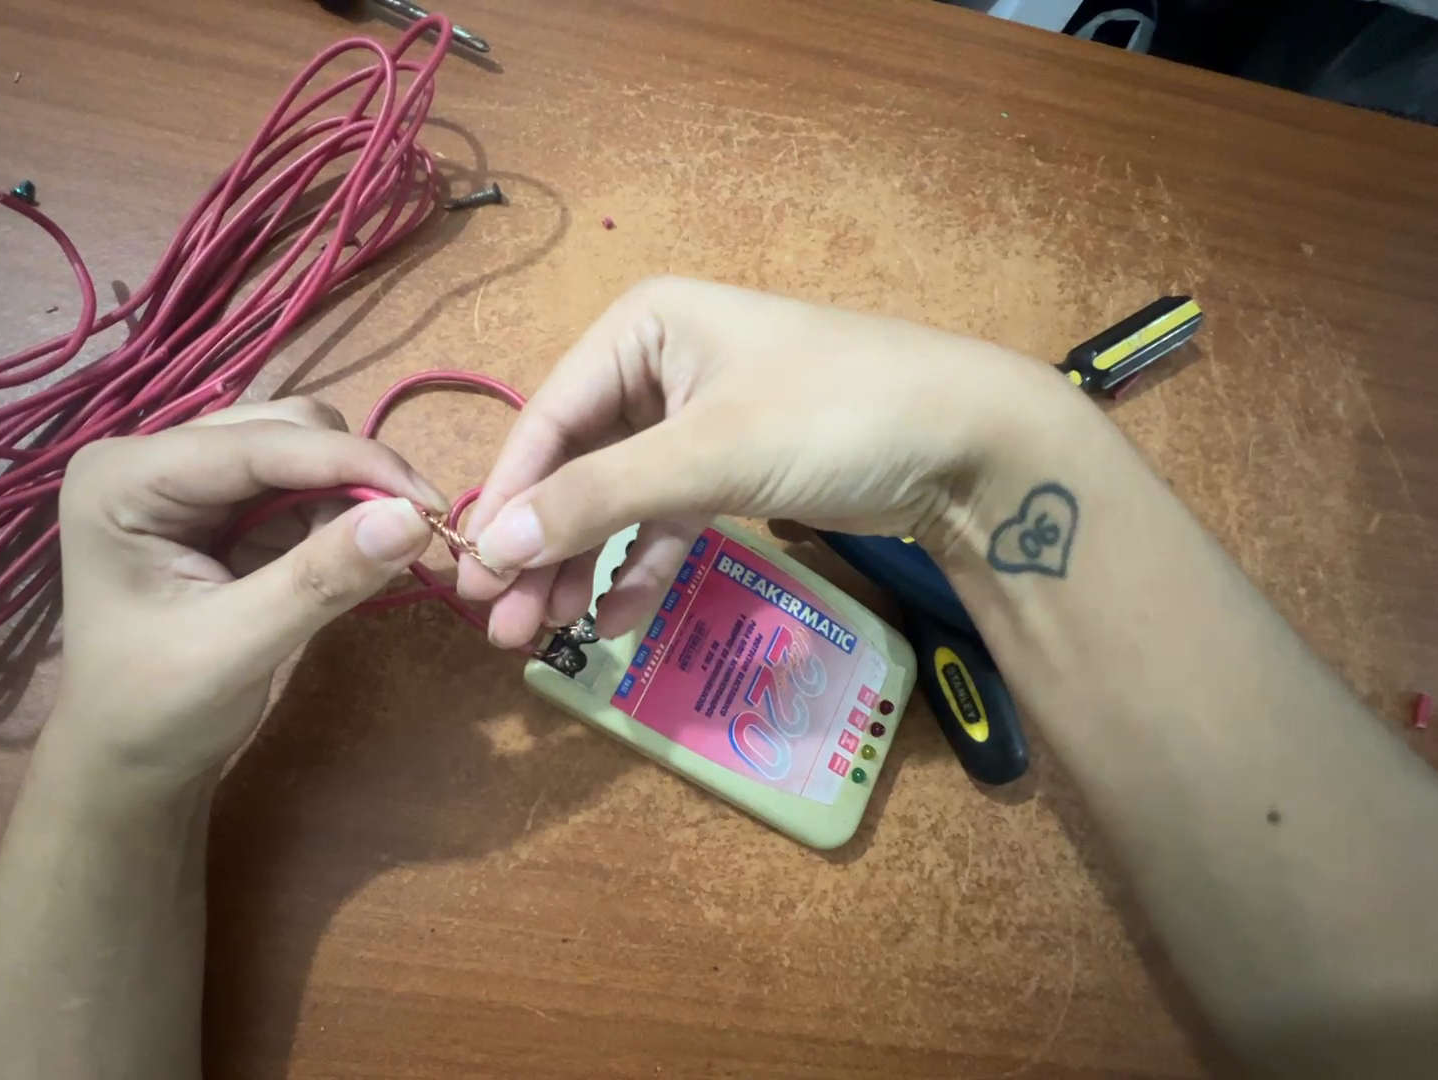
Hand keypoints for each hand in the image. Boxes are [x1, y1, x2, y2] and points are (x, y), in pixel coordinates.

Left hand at [50, 396, 445, 784]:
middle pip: (289, 429)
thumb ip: (323, 578)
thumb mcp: (237, 645)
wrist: (135, 753)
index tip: (432, 504)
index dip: (353, 463)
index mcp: (128, 477)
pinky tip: (349, 556)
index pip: (260, 443)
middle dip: (354, 476)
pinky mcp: (236, 505)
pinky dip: (346, 512)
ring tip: (367, 556)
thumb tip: (416, 519)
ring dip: (354, 493)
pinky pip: (312, 484)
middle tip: (407, 535)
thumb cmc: (158, 706)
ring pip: (308, 448)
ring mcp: (200, 478)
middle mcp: (160, 458)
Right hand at [456, 277, 1070, 647]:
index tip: (471, 573)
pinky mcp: (725, 470)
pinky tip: (616, 620)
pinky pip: (664, 521)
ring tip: (545, 635)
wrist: (966, 444)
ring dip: (581, 567)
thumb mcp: (706, 454)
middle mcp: (656, 369)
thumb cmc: (830, 416)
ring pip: (615, 502)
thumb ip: (595, 500)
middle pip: (576, 467)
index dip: (507, 499)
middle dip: (540, 546)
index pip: (548, 420)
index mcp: (640, 330)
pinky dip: (640, 568)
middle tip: (501, 625)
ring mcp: (692, 424)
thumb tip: (493, 548)